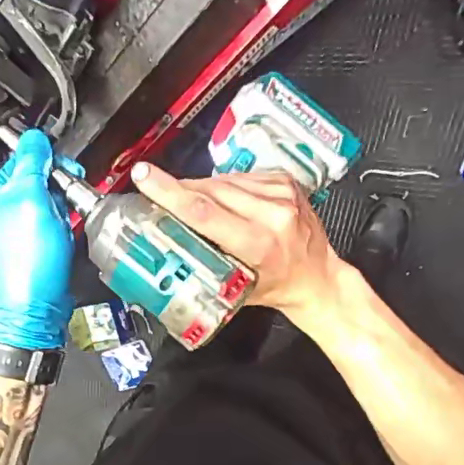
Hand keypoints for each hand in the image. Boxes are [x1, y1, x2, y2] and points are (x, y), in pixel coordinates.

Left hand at [0, 129, 73, 349]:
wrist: (38, 304)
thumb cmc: (29, 260)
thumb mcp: (31, 198)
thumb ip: (32, 162)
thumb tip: (34, 137)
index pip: (18, 159)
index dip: (43, 160)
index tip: (60, 168)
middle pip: (32, 178)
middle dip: (54, 185)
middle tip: (63, 196)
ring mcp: (13, 228)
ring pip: (45, 198)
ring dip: (59, 205)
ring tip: (61, 220)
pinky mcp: (30, 243)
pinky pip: (50, 219)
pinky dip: (60, 221)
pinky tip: (62, 231)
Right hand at [130, 163, 345, 318]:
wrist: (317, 277)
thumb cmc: (278, 287)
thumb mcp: (236, 286)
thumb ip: (204, 262)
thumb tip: (166, 239)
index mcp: (259, 244)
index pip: (205, 212)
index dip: (170, 193)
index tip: (146, 178)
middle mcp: (273, 214)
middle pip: (210, 191)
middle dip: (179, 190)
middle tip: (155, 193)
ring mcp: (282, 194)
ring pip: (223, 181)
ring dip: (201, 189)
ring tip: (191, 203)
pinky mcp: (285, 181)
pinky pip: (240, 177)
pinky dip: (224, 187)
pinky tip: (222, 201)